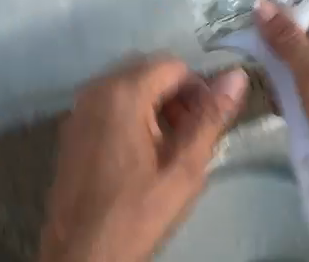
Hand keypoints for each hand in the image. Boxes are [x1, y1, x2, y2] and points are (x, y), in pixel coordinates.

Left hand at [37, 55, 248, 261]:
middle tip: (191, 136)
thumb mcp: (183, 170)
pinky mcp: (71, 126)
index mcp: (123, 92)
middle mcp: (97, 87)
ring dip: (154, 104)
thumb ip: (210, 119)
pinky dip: (130, 114)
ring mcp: (79, 106)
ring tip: (170, 148)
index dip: (198, 89)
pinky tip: (141, 153)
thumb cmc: (135, 215)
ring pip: (128, 84)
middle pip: (149, 70)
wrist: (80, 257)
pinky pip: (109, 102)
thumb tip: (237, 75)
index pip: (174, 66)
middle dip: (177, 95)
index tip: (208, 124)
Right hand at [254, 0, 308, 261]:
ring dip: (278, 79)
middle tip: (239, 51)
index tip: (241, 17)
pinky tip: (272, 108)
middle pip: (300, 43)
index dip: (277, 14)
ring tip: (252, 82)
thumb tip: (261, 2)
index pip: (307, 13)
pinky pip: (303, 101)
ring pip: (297, 74)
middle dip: (273, 49)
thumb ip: (287, 40)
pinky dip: (288, 104)